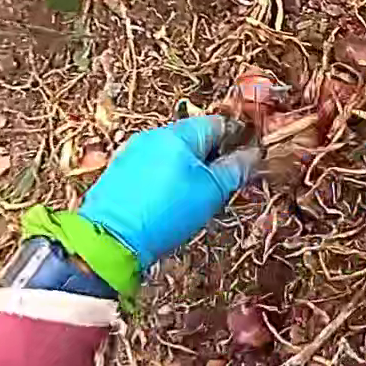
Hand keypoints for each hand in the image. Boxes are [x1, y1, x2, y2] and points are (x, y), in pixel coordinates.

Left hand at [79, 115, 257, 265]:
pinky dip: (171, 178)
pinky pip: (155, 167)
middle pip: (196, 137)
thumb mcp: (213, 190)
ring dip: (193, 168)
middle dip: (215, 156)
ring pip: (176, 153)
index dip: (239, 139)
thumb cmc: (166, 212)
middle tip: (227, 181)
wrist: (111, 241)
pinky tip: (175, 201)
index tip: (249, 158)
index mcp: (178, 134)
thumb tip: (254, 154)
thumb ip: (237, 167)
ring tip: (201, 195)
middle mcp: (153, 136)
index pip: (219, 123)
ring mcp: (133, 153)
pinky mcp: (119, 173)